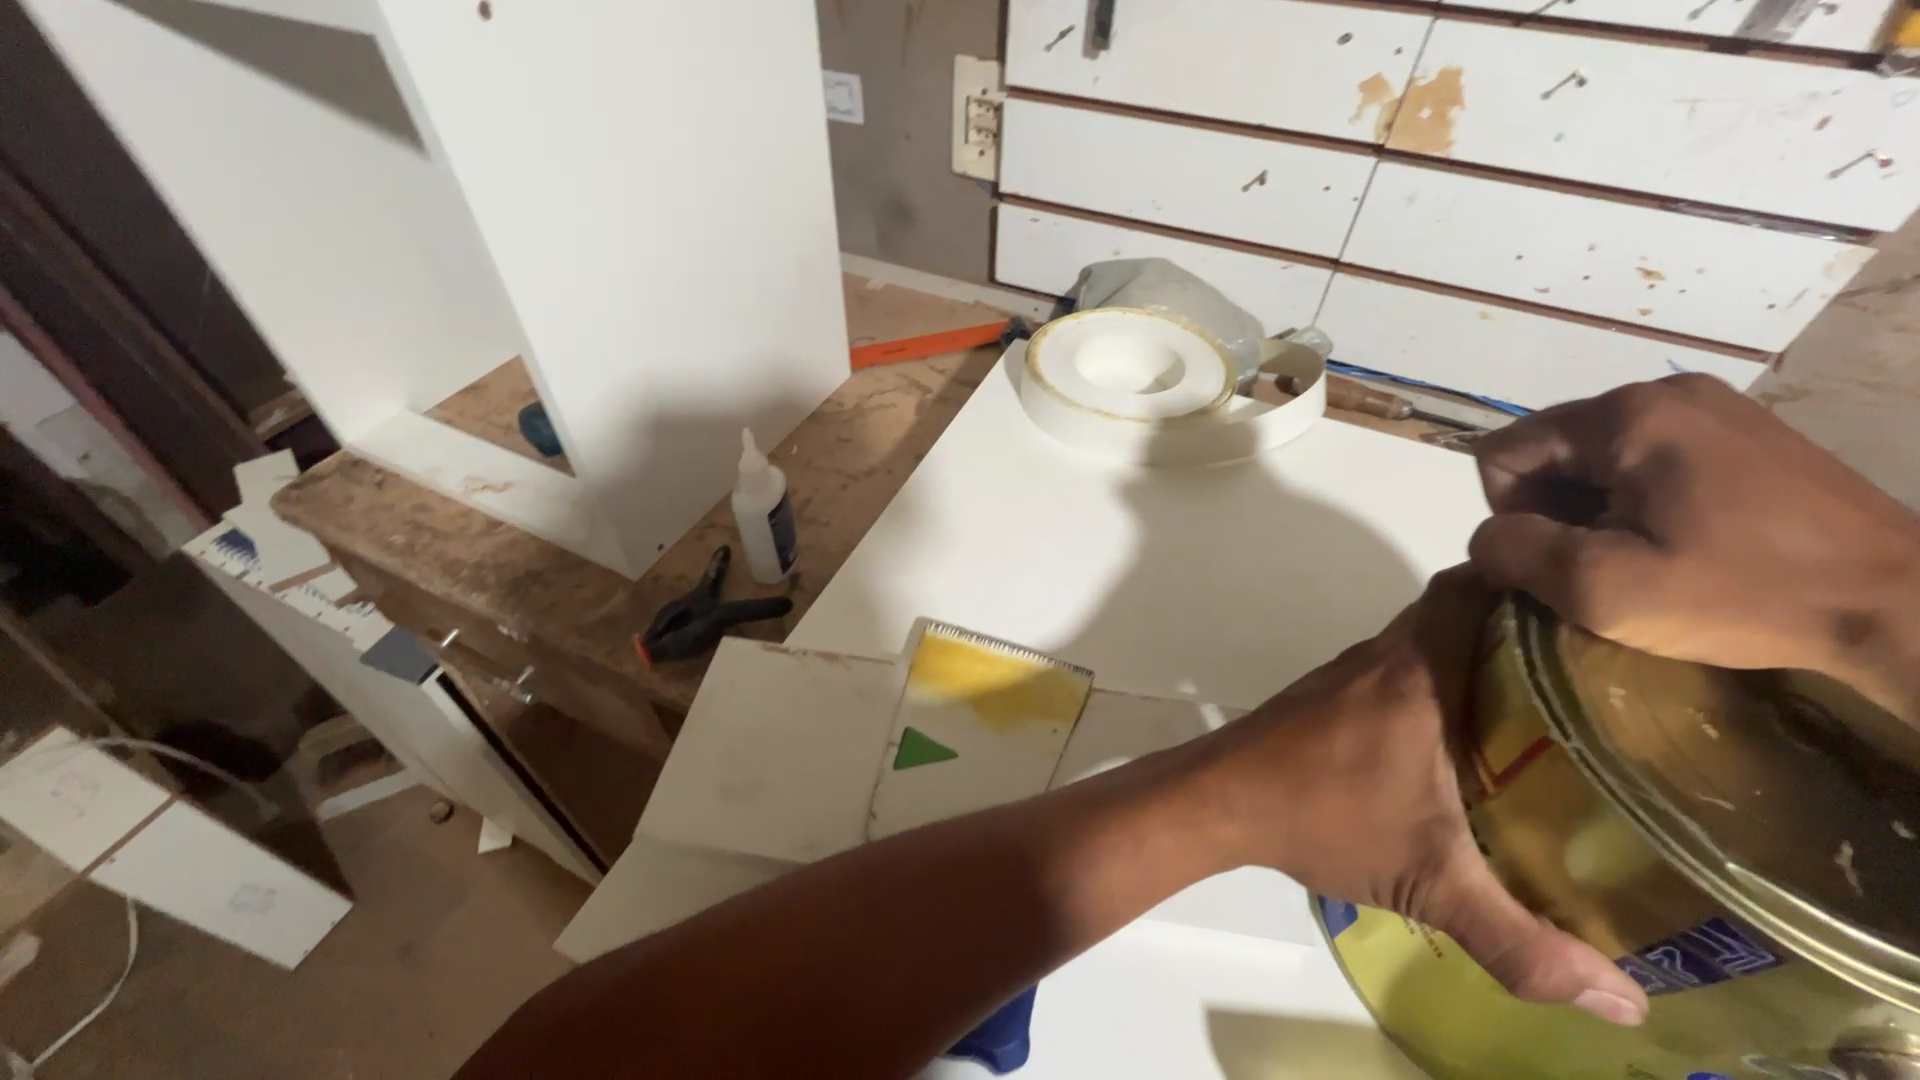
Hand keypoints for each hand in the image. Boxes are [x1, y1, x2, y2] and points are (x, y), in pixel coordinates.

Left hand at [1189, 568, 1648, 1026]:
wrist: (1217, 800)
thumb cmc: (1322, 817)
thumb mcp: (1430, 883)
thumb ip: (1522, 941)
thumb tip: (1628, 1004)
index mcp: (1417, 673)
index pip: (1470, 587)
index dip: (1523, 579)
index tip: (1589, 602)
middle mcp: (1380, 658)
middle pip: (1453, 611)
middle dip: (1515, 624)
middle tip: (1590, 664)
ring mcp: (1344, 675)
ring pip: (1418, 643)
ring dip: (1470, 657)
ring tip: (1542, 701)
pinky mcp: (1320, 700)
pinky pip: (1389, 671)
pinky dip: (1429, 685)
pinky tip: (1455, 737)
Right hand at [1469, 374, 1919, 714]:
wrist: (1906, 606)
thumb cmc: (1745, 594)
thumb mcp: (1600, 588)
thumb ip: (1512, 552)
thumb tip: (1489, 536)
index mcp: (1624, 418)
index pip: (1503, 453)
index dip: (1508, 514)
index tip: (1560, 559)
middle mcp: (1662, 394)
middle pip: (1548, 451)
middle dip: (1551, 512)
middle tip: (1602, 566)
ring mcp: (1710, 408)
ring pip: (1594, 459)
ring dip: (1592, 511)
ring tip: (1642, 556)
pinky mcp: (1742, 433)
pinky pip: (1644, 460)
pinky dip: (1636, 502)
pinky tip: (1678, 541)